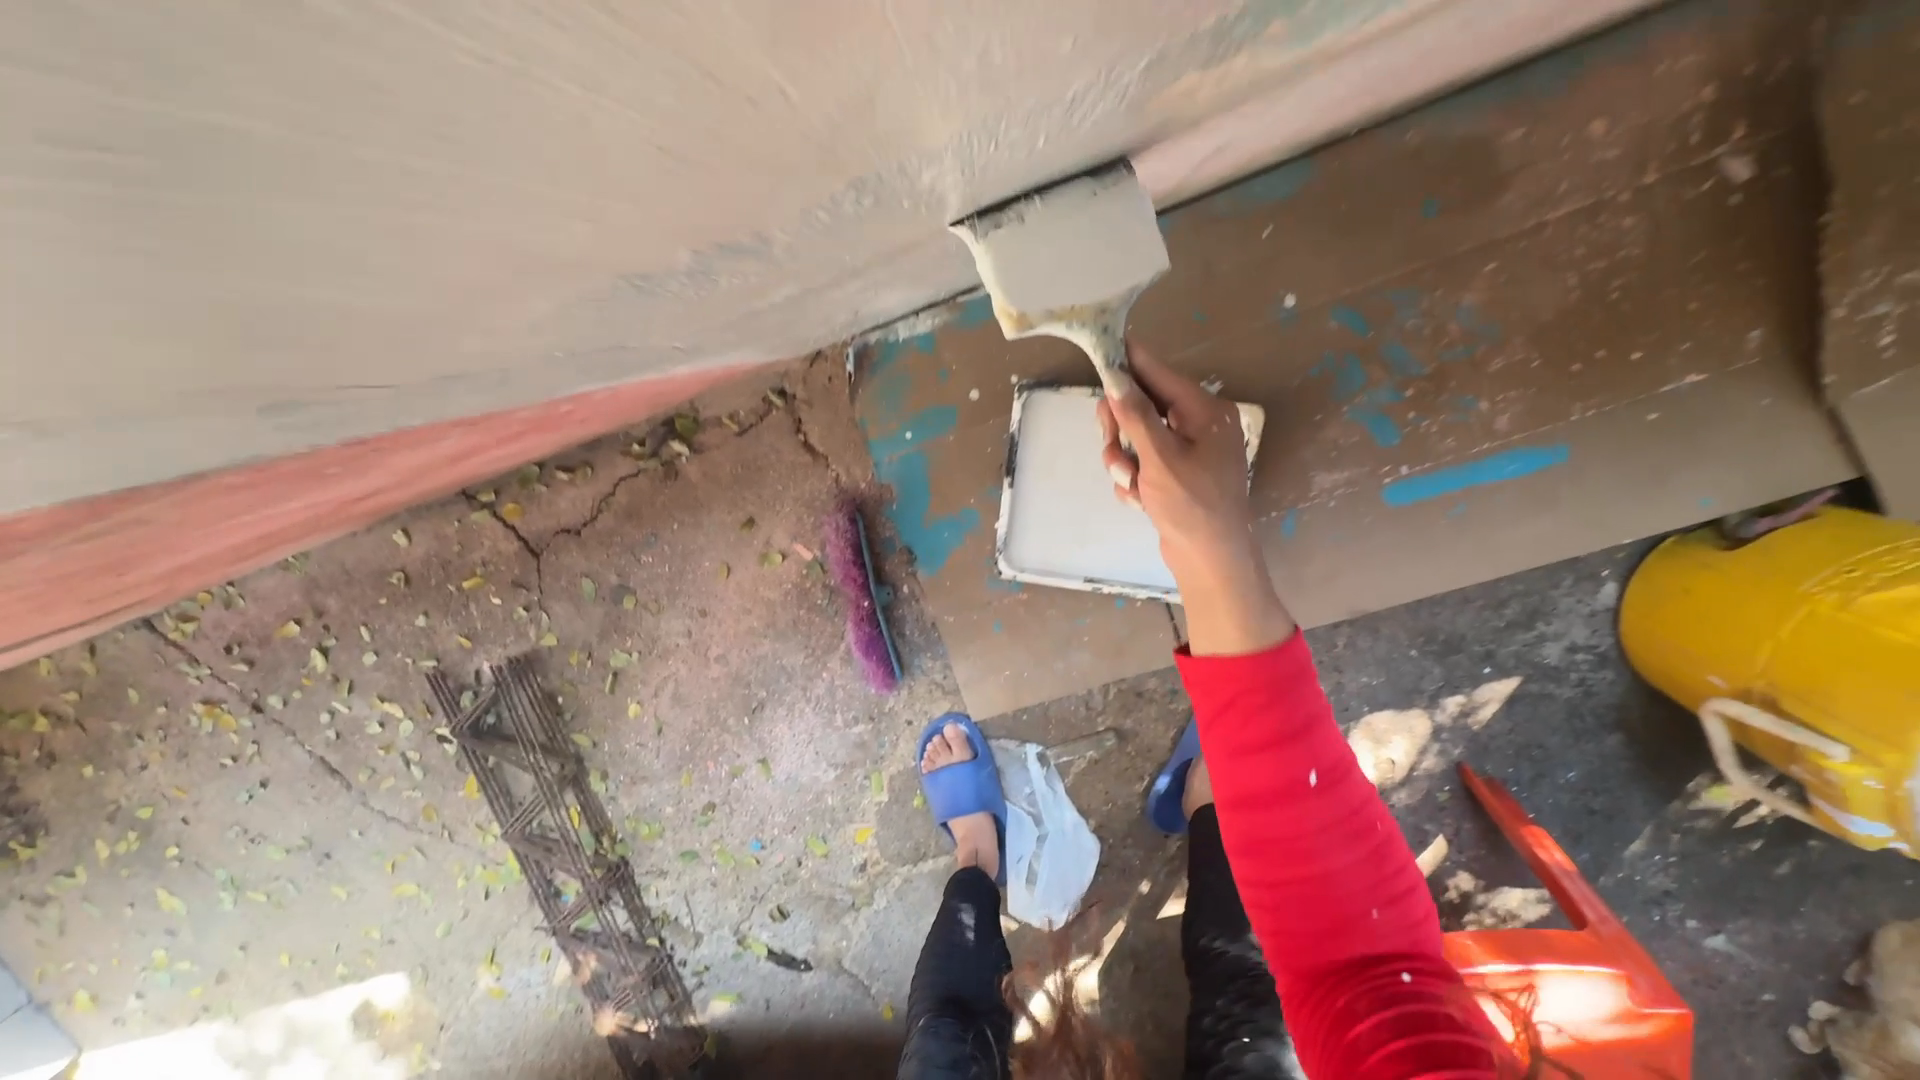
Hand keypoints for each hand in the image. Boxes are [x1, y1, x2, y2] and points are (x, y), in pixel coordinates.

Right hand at [1097, 343, 1295, 654]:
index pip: (1159, 374)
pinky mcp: (1175, 476)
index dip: (1129, 363)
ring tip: (1129, 483)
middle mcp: (1198, 426)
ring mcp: (1187, 452)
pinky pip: (1141, 464)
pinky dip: (1134, 480)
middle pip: (1141, 407)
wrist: (1210, 560)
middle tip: (1112, 449)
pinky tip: (1139, 499)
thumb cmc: (1192, 505)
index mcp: (1204, 412)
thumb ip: (1135, 415)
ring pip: (1136, 438)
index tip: (1103, 347)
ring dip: (1124, 461)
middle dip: (1121, 431)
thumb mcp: (1160, 457)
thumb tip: (1116, 377)